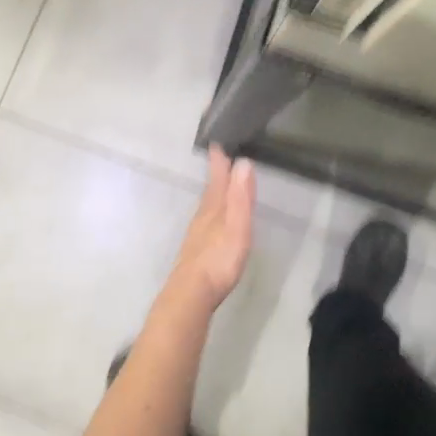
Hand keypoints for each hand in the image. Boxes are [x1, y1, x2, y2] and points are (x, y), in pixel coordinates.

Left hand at [166, 147, 256, 312]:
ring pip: (207, 206)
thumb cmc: (218, 259)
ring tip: (219, 184)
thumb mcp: (236, 226)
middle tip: (220, 158)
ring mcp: (198, 233)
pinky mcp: (197, 250)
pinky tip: (213, 220)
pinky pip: (206, 221)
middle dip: (216, 174)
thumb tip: (243, 162)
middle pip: (211, 190)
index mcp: (214, 208)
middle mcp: (203, 216)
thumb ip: (240, 197)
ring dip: (214, 192)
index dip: (219, 162)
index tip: (217, 143)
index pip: (218, 179)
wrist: (192, 292)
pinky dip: (211, 212)